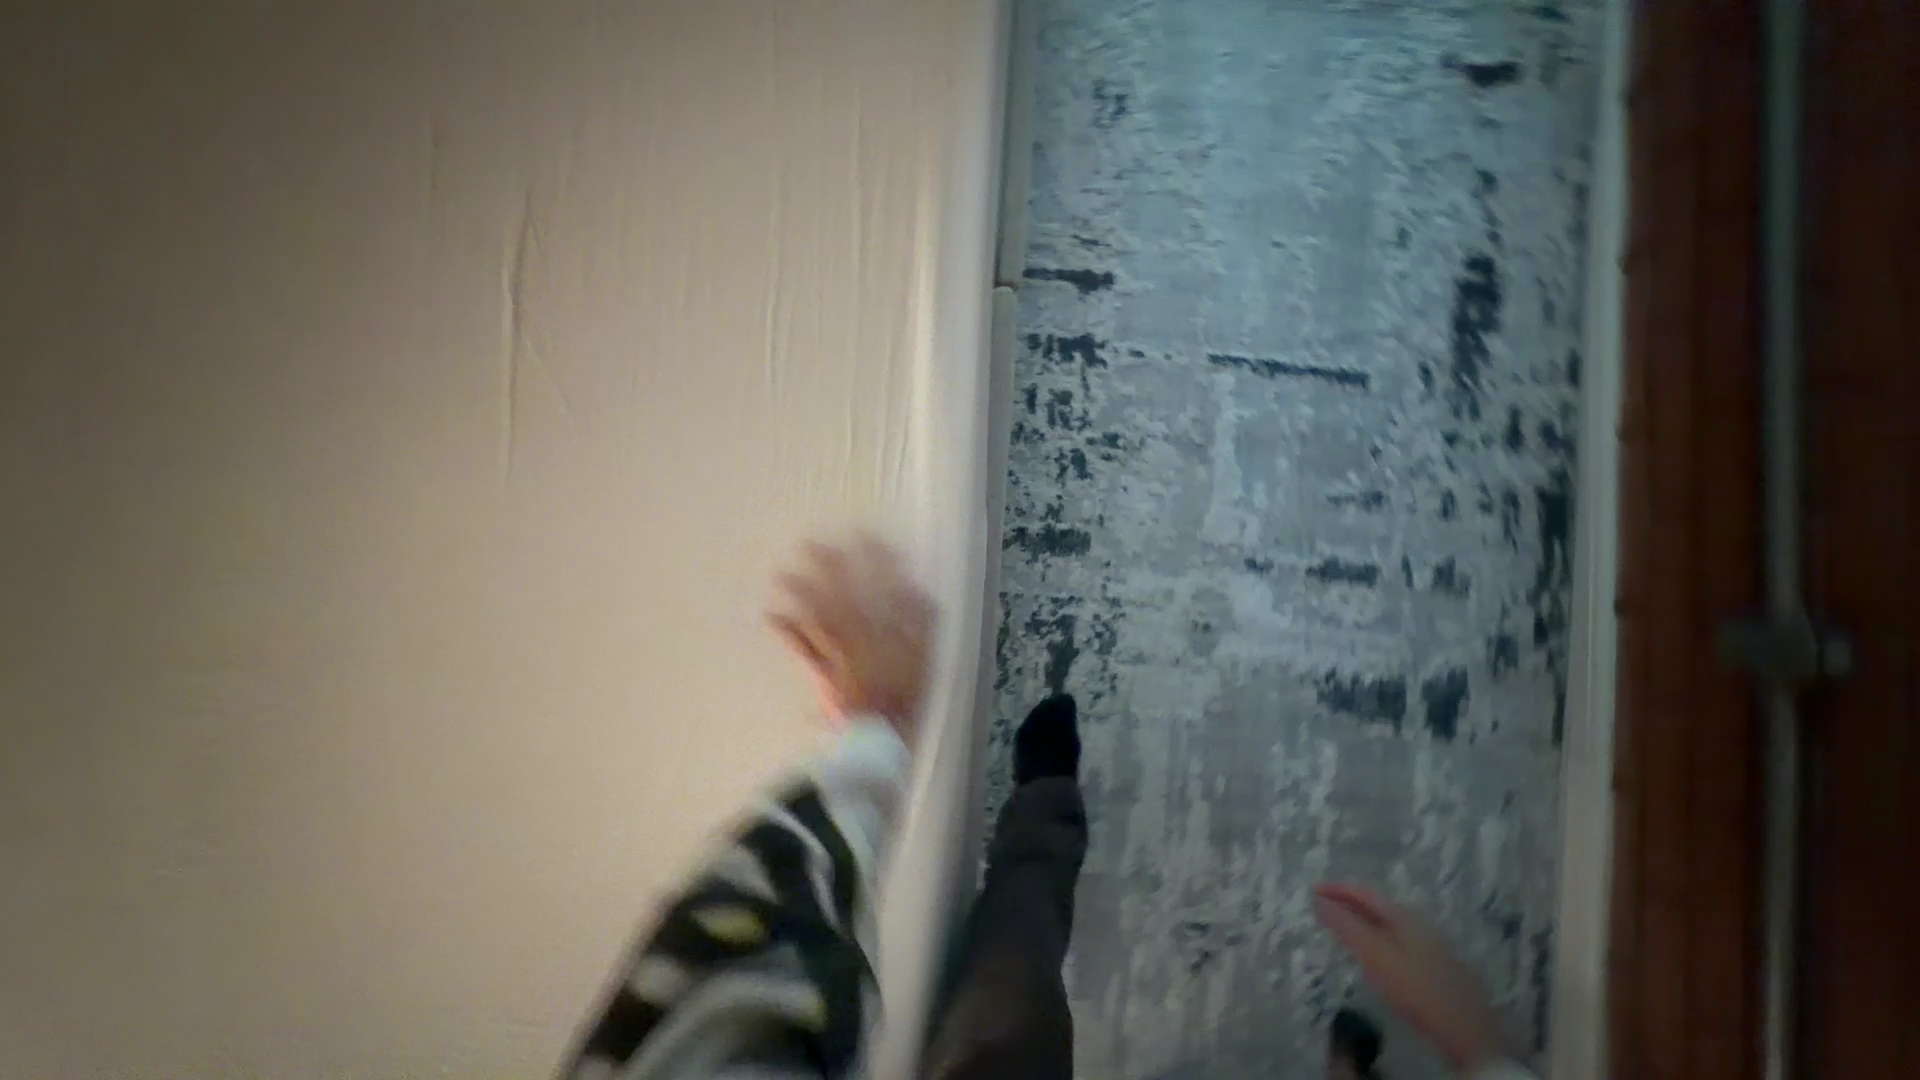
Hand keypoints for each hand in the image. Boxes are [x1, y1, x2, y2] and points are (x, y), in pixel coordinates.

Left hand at [767, 535, 934, 745]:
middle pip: (841, 593)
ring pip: (816, 614)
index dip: (873, 559)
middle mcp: (857, 632)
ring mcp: (836, 651)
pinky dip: (787, 631)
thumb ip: (921, 620)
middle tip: (809, 543)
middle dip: (827, 567)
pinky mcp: (821, 671)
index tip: (864, 535)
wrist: (879, 735)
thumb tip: (917, 588)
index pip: (880, 585)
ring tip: (782, 573)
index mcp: (884, 626)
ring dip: (800, 593)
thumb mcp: (924, 656)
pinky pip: (801, 648)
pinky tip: (771, 615)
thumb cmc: (905, 695)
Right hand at [1313, 884, 1519, 1074]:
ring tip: (1344, 930)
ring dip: (1364, 923)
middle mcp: (1420, 926)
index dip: (1337, 889)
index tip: (1312, 890)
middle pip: (1379, 907)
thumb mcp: (1376, 958)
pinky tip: (1377, 958)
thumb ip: (1348, 928)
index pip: (1364, 893)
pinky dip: (1379, 940)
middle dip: (1349, 903)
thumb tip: (1320, 901)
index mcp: (1404, 918)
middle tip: (1324, 908)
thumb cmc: (1418, 991)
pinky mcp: (1439, 971)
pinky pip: (1399, 943)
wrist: (1471, 1036)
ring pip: (1390, 926)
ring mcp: (1433, 948)